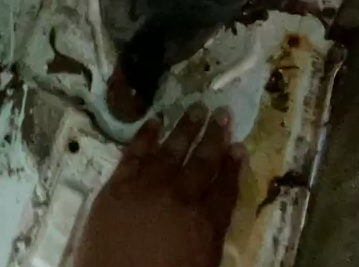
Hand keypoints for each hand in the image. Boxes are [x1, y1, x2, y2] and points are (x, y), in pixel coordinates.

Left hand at [76, 106, 244, 266]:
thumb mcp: (201, 265)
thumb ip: (209, 237)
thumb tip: (216, 211)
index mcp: (202, 226)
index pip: (225, 190)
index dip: (234, 168)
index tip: (240, 146)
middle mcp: (178, 199)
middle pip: (201, 163)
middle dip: (214, 137)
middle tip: (223, 112)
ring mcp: (146, 187)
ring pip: (171, 150)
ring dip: (185, 128)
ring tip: (197, 107)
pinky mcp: (118, 185)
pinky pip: (134, 153)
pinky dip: (145, 135)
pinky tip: (155, 120)